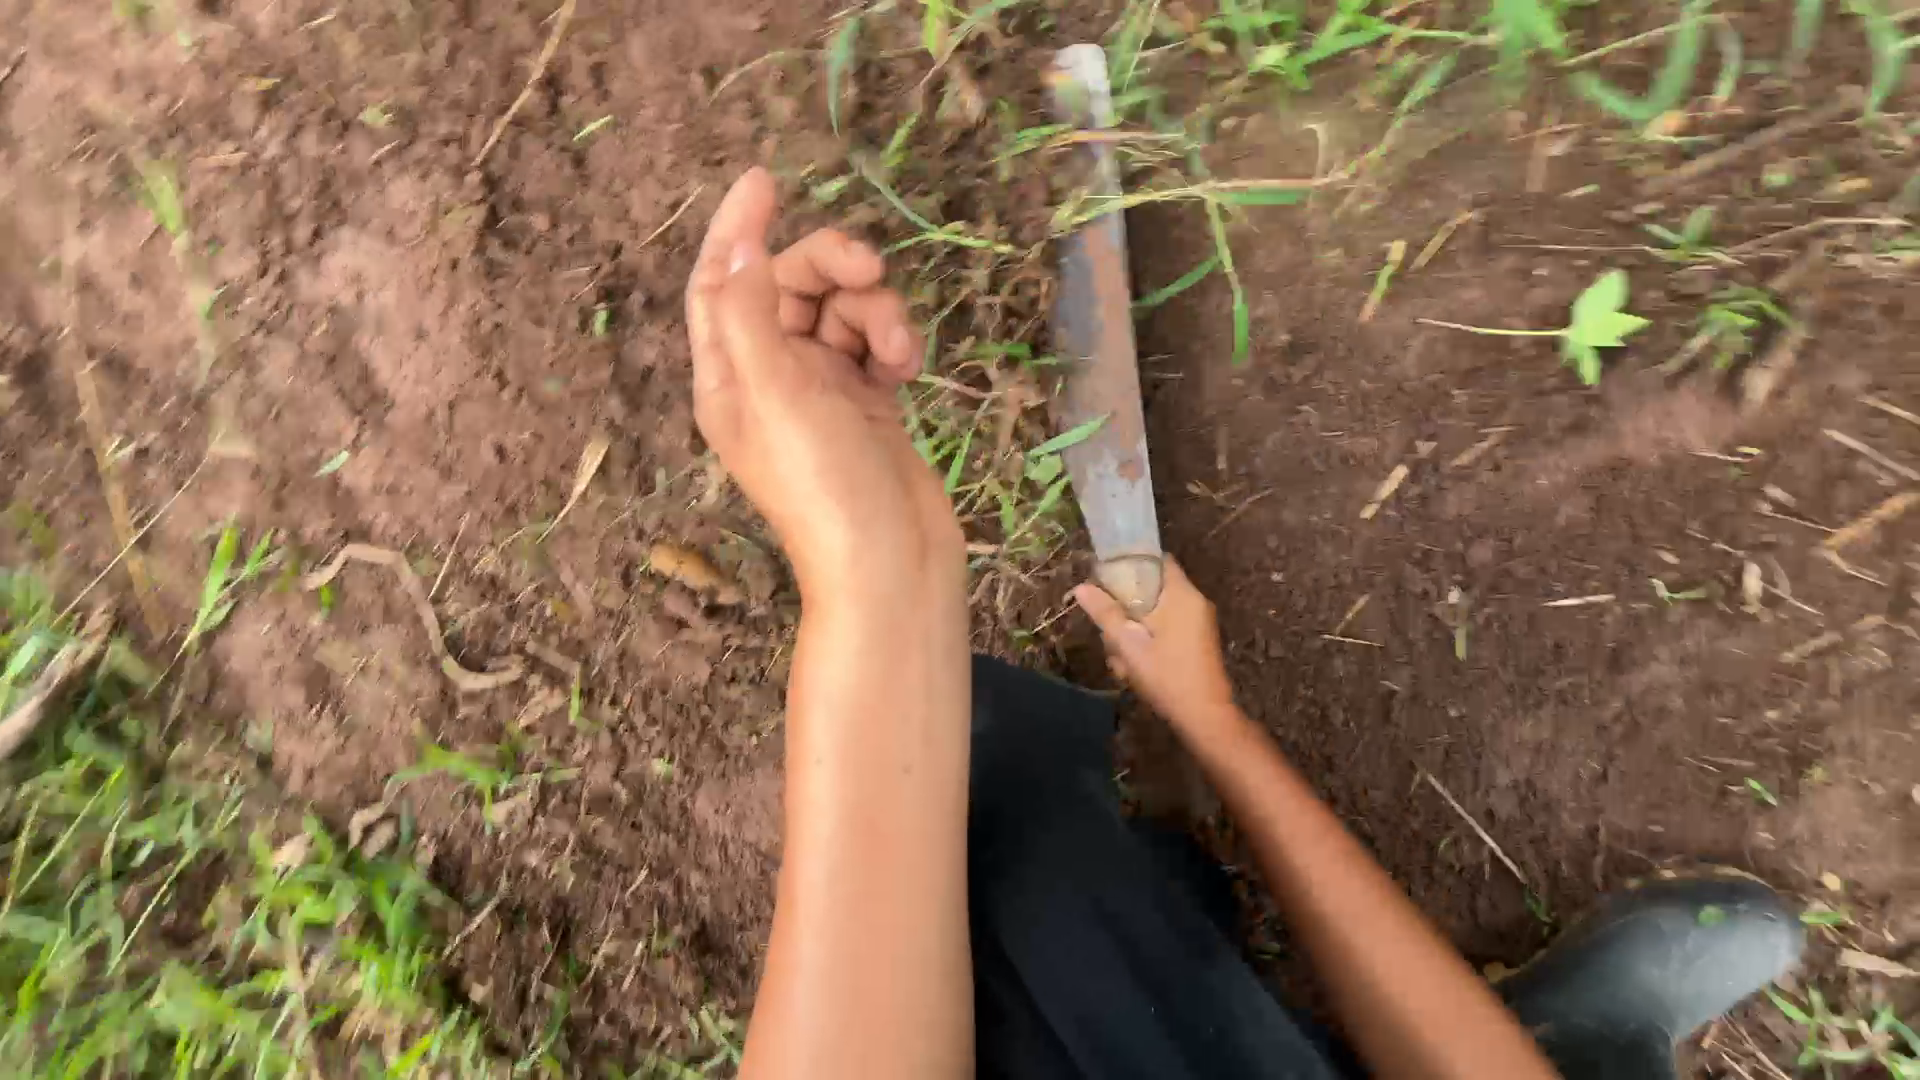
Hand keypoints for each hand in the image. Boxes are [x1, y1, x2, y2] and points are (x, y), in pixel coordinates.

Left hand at [685, 169, 963, 602]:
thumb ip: (751, 311)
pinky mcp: (870, 404)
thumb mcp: (776, 393)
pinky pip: (877, 347)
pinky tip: (909, 367)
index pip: (720, 285)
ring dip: (877, 315)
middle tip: (870, 268)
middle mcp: (771, 380)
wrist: (892, 561)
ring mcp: (824, 393)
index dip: (738, 230)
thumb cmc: (824, 484)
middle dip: (831, 269)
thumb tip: (745, 245)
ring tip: (900, 350)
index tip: (767, 180)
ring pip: (844, 314)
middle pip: (791, 288)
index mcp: (730, 379)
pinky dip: (894, 345)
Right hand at [1073, 559, 1236, 730]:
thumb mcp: (1128, 644)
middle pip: (1154, 587)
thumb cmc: (1166, 675)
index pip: (1158, 560)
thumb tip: (1081, 587)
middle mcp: (1194, 602)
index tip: (1106, 573)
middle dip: (1127, 602)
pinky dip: (1148, 637)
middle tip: (1105, 620)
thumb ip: (1105, 613)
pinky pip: (1167, 626)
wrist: (1205, 716)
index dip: (1132, 561)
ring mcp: (1198, 622)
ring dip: (1134, 625)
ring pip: (1157, 610)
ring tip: (1117, 651)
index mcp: (1182, 595)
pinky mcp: (1197, 641)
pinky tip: (1132, 661)